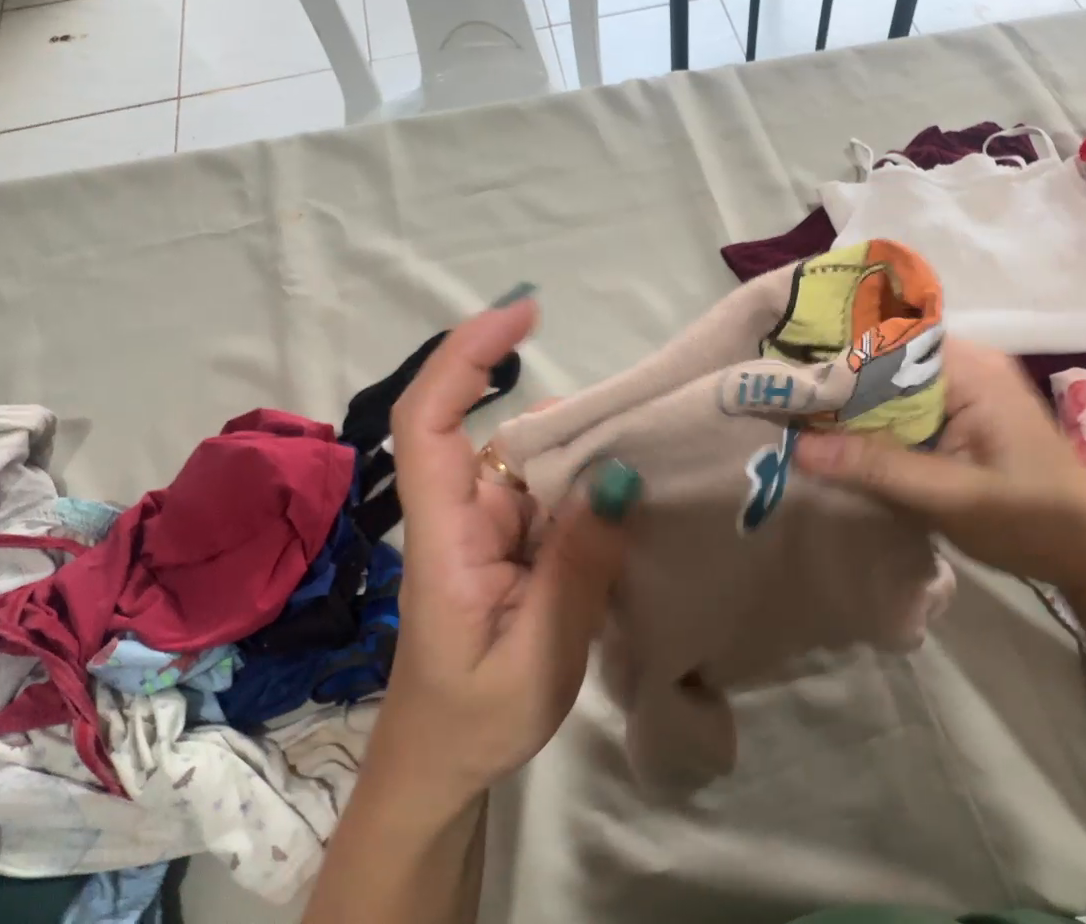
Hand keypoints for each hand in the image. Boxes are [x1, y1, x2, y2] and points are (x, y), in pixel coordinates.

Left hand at [383, 297, 637, 805]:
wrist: (441, 770)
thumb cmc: (474, 721)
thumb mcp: (538, 654)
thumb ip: (577, 568)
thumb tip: (618, 478)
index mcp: (446, 539)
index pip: (429, 424)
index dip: (465, 357)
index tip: (524, 314)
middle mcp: (463, 520)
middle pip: (503, 438)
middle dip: (569, 418)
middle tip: (646, 421)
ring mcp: (490, 536)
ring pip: (538, 470)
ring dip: (590, 460)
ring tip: (656, 463)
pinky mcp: (514, 553)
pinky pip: (555, 505)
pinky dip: (594, 496)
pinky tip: (638, 505)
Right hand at [793, 339, 1085, 598]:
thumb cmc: (1032, 521)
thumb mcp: (951, 498)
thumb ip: (878, 467)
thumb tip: (799, 445)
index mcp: (970, 369)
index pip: (885, 344)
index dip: (832, 359)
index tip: (780, 381)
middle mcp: (966, 368)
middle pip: (883, 363)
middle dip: (834, 385)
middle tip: (774, 404)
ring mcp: (965, 395)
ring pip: (890, 390)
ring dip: (850, 410)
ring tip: (791, 423)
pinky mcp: (961, 423)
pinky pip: (904, 413)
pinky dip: (873, 429)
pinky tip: (837, 447)